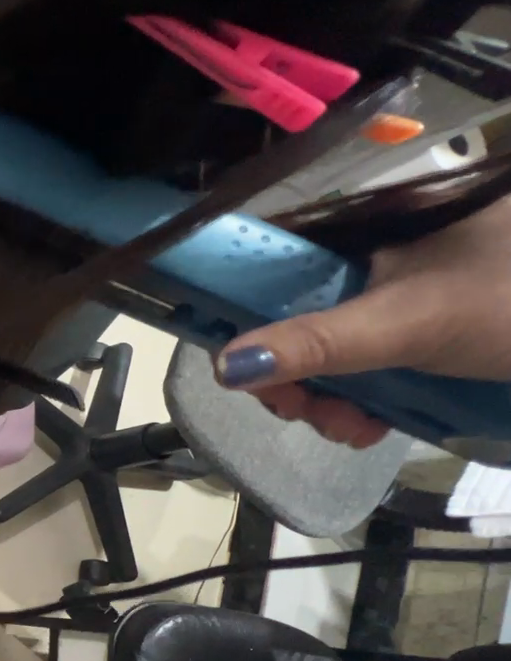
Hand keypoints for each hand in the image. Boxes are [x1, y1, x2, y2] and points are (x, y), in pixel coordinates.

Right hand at [215, 195, 510, 447]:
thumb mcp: (413, 322)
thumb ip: (315, 343)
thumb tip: (221, 367)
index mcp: (373, 231)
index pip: (272, 271)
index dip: (242, 320)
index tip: (241, 369)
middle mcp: (385, 258)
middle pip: (296, 320)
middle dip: (291, 376)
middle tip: (303, 412)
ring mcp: (413, 297)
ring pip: (333, 350)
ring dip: (326, 398)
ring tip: (354, 428)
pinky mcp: (438, 331)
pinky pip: (373, 365)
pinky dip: (365, 399)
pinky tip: (375, 424)